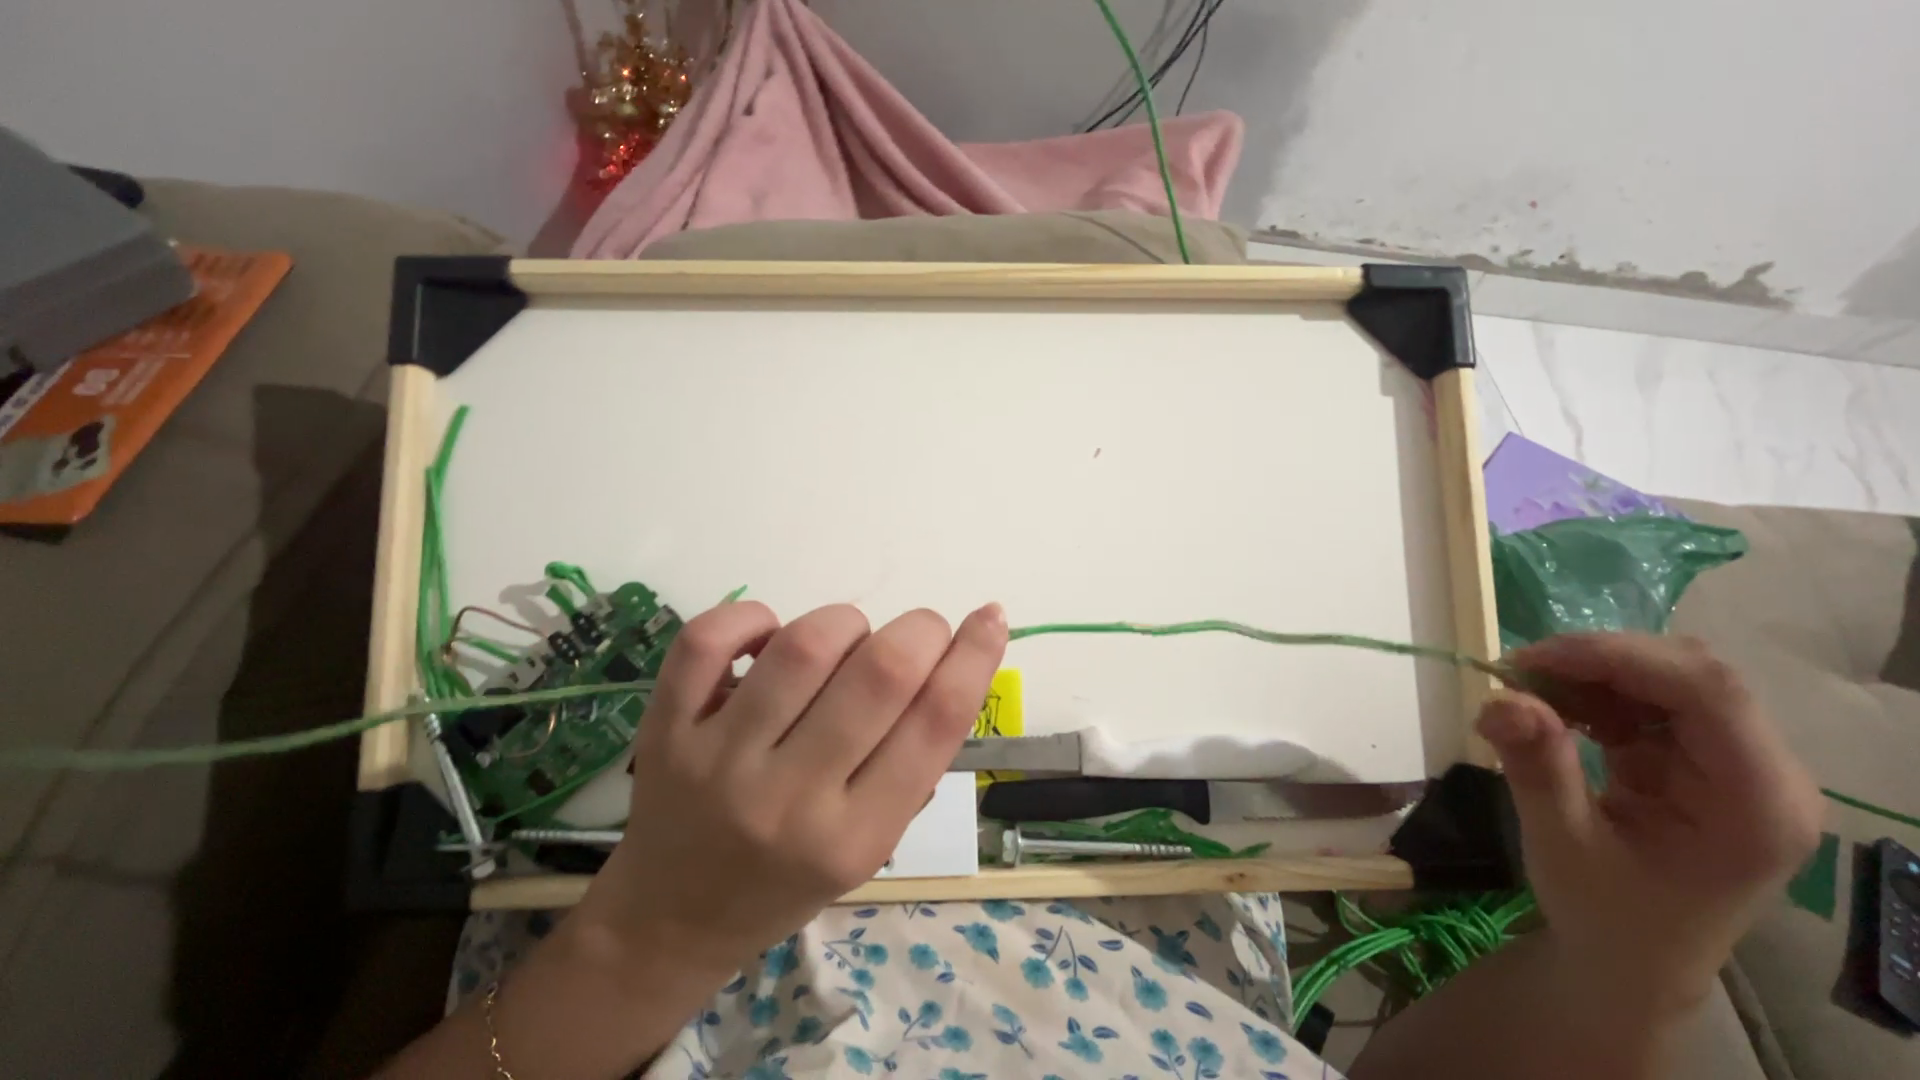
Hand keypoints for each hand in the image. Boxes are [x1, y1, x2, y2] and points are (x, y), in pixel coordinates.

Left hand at [579, 599, 1007, 975]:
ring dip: (846, 621)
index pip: (936, 724)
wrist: (675, 917)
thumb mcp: (869, 848)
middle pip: (881, 674)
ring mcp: (721, 761)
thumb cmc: (788, 880)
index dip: (974, 656)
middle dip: (920, 630)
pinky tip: (772, 633)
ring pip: (804, 646)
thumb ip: (911, 766)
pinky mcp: (667, 730)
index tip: (989, 619)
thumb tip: (954, 664)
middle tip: (922, 630)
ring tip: (849, 638)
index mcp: (856, 837)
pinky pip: (708, 641)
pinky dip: (751, 617)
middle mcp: (792, 799)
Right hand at [1478, 633, 1821, 1012]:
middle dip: (1598, 661)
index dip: (1616, 658)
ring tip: (1525, 693)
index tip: (1527, 661)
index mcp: (1757, 804)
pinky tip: (1553, 710)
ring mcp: (1739, 764)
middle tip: (1515, 673)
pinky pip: (1653, 699)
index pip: (1708, 692)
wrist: (1629, 963)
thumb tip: (1497, 698)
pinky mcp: (1703, 760)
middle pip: (1694, 676)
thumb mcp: (1562, 846)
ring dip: (1592, 674)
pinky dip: (1596, 694)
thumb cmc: (1605, 917)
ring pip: (1671, 678)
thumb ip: (1538, 768)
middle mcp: (1767, 774)